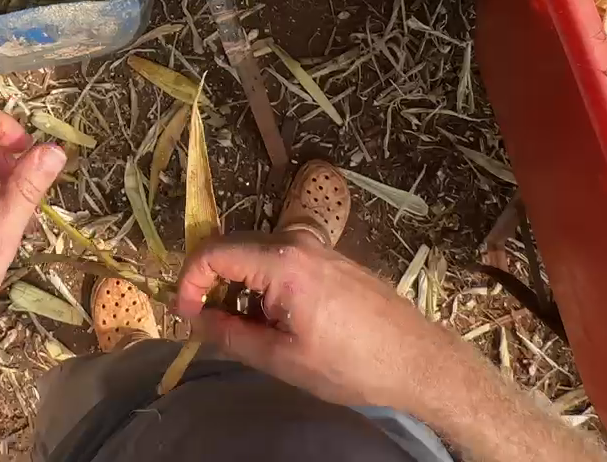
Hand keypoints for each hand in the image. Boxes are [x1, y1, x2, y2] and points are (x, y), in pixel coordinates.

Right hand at [175, 231, 488, 419]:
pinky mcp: (327, 254)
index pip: (213, 252)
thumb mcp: (284, 359)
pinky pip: (279, 256)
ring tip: (246, 326)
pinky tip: (276, 317)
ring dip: (238, 283)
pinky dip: (262, 280)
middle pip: (230, 246)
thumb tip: (194, 319)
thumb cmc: (352, 366)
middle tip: (207, 320)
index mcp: (280, 261)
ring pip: (254, 251)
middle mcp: (293, 240)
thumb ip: (231, 335)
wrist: (421, 362)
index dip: (190, 280)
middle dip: (211, 281)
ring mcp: (313, 244)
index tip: (184, 313)